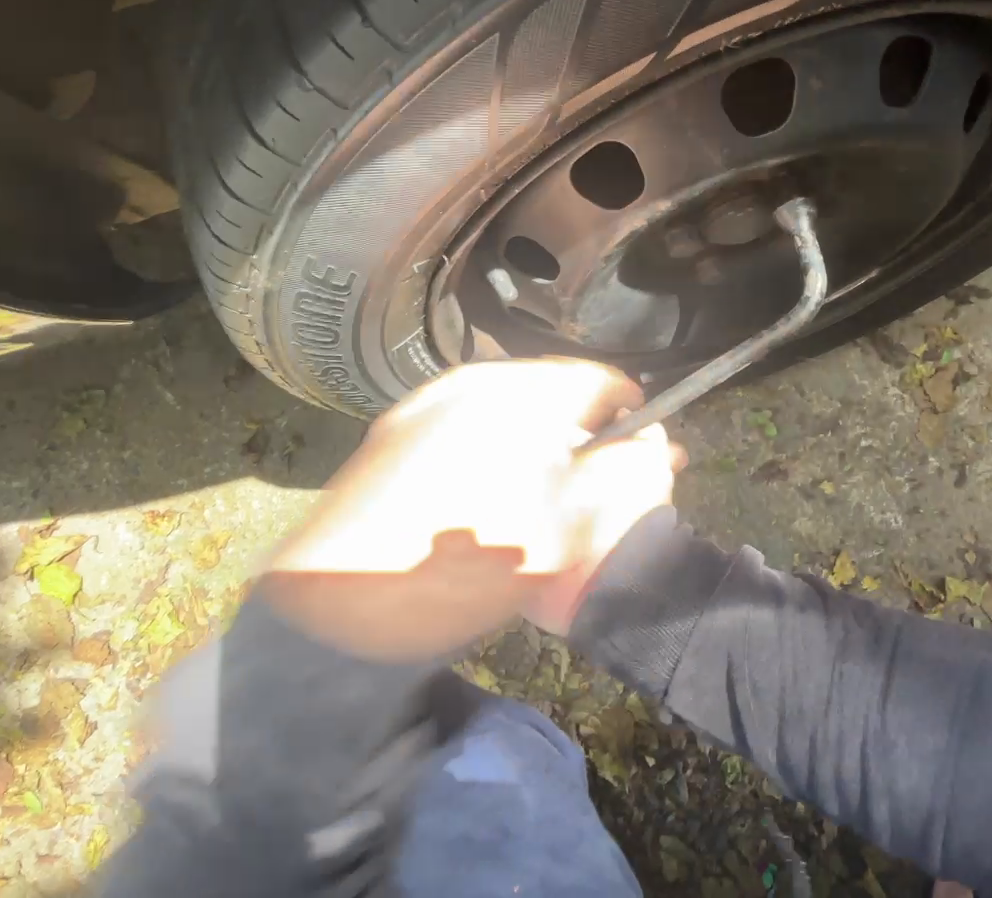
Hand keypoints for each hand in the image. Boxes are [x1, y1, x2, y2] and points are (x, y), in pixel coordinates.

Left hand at [259, 359, 679, 659]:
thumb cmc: (465, 568)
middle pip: (552, 389)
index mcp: (518, 398)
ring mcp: (426, 402)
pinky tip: (489, 492)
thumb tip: (654, 447)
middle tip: (594, 476)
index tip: (642, 446)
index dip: (630, 411)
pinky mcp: (395, 429)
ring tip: (542, 489)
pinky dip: (494, 443)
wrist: (337, 611)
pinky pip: (466, 420)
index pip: (598, 380)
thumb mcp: (563, 531)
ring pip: (508, 405)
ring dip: (538, 436)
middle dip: (582, 427)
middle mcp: (471, 382)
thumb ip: (617, 478)